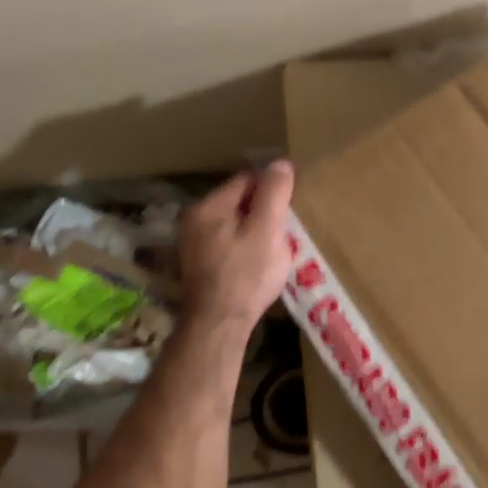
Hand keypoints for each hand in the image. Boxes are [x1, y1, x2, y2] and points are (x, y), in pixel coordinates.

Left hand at [177, 162, 297, 330]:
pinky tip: (259, 261)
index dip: (273, 190)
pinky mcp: (200, 263)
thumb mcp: (268, 230)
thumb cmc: (247, 275)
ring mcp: (194, 243)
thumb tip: (280, 163)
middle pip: (240, 201)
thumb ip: (274, 194)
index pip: (247, 180)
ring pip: (235, 222)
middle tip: (288, 230)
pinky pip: (229, 241)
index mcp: (209, 207)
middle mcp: (195, 220)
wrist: (219, 323)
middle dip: (265, 211)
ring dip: (257, 229)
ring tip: (277, 246)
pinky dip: (246, 245)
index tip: (293, 208)